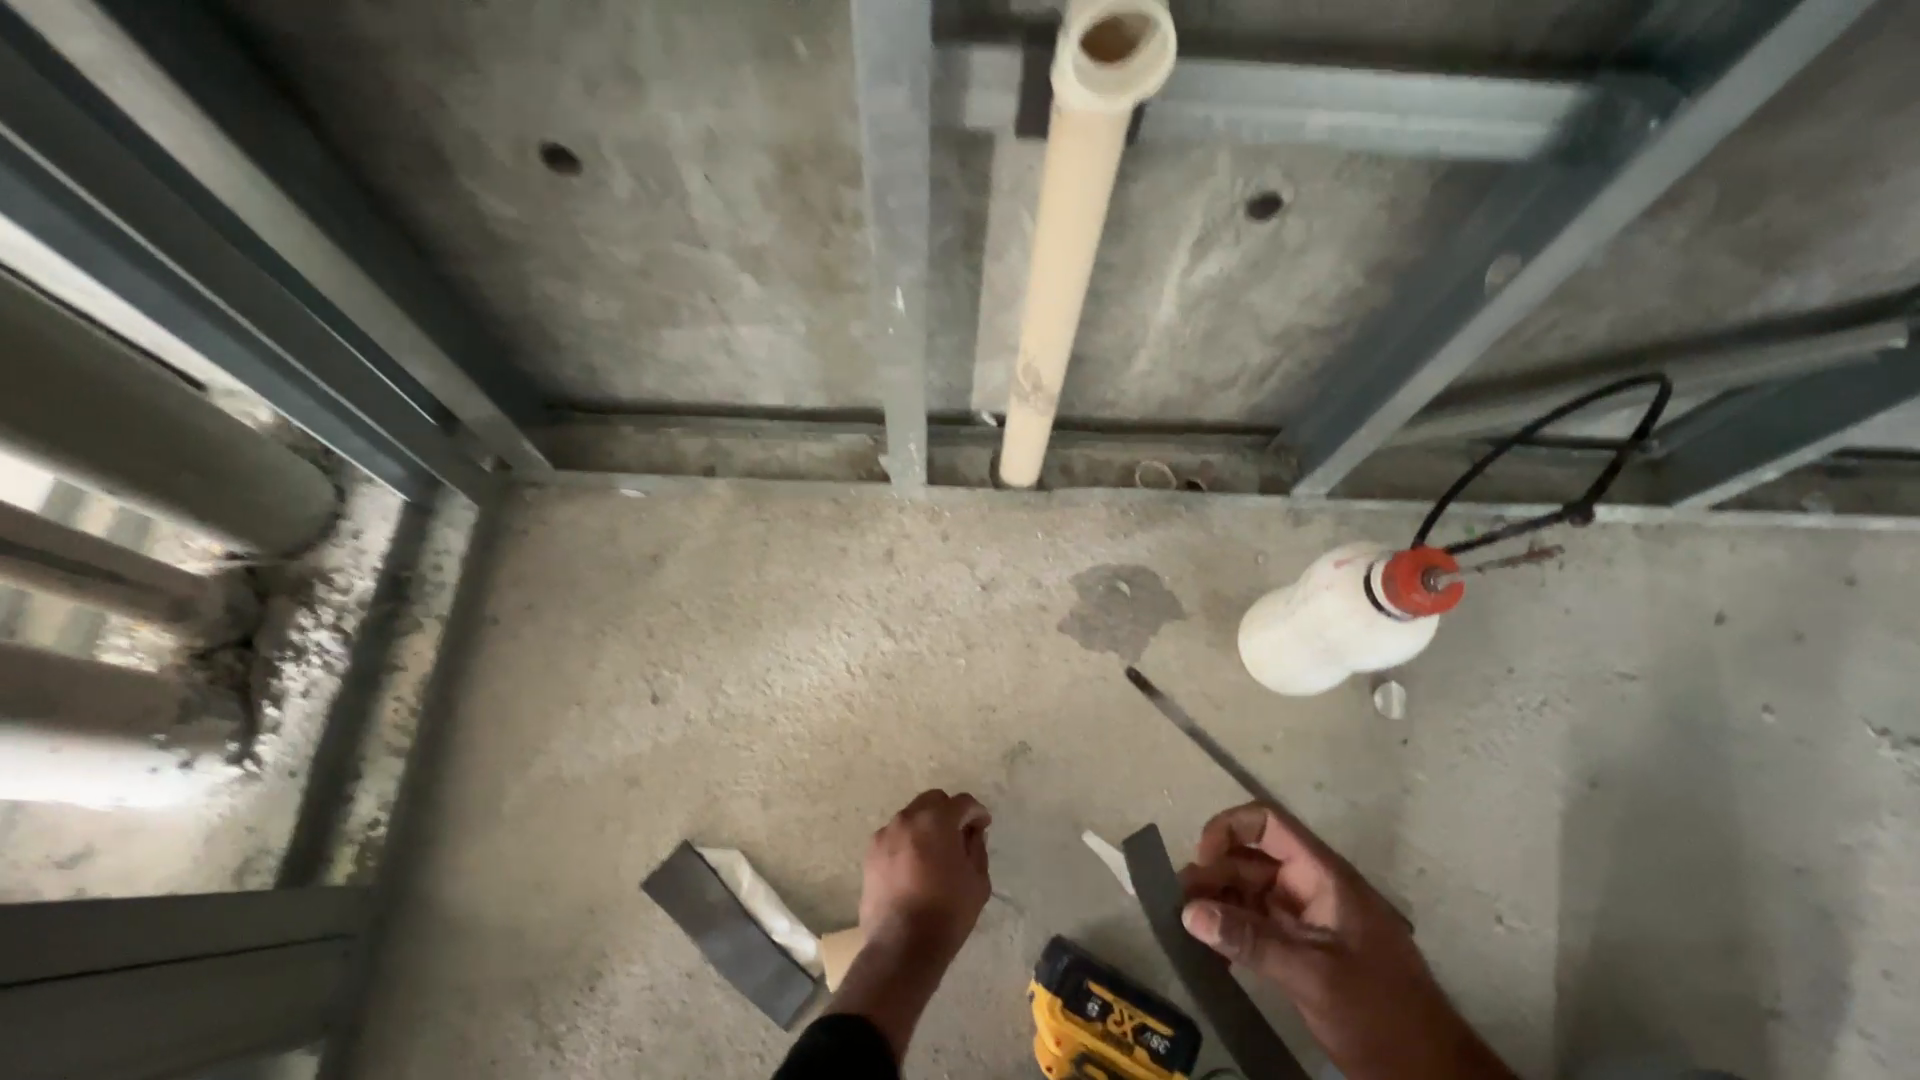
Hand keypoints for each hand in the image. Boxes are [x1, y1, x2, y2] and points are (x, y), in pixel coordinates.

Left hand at [858, 789, 991, 958]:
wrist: (902, 945)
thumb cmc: (948, 911)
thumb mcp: (977, 880)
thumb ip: (976, 848)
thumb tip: (971, 833)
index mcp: (936, 820)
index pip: (962, 802)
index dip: (976, 812)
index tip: (983, 827)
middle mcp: (907, 819)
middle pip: (932, 801)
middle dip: (949, 812)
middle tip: (959, 836)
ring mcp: (884, 835)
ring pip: (911, 817)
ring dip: (926, 826)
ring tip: (935, 853)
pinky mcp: (870, 854)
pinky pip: (894, 837)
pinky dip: (907, 842)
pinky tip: (914, 866)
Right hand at [1180, 802, 1514, 1079]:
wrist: (1430, 1073)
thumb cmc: (1380, 1013)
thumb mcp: (1312, 975)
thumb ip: (1250, 940)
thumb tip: (1188, 911)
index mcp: (1323, 876)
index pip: (1269, 825)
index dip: (1228, 829)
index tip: (1200, 861)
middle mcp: (1312, 887)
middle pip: (1251, 859)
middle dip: (1213, 875)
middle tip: (1178, 906)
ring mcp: (1307, 919)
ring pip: (1249, 893)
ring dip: (1216, 905)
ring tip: (1185, 930)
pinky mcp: (1302, 950)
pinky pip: (1256, 926)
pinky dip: (1230, 933)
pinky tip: (1209, 954)